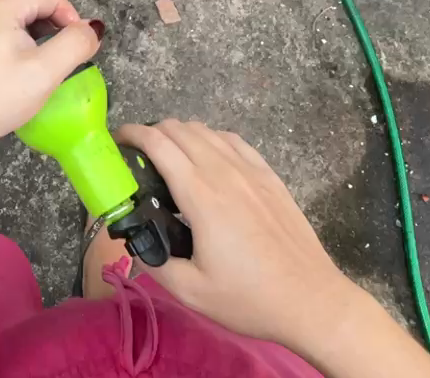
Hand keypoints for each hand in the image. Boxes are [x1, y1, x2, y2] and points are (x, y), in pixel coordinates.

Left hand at [0, 0, 102, 156]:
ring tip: (28, 76)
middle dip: (48, 32)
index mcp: (2, 5)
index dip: (72, 20)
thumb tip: (92, 28)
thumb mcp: (44, 73)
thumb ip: (75, 44)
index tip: (80, 49)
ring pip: (4, 23)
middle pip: (26, 8)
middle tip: (56, 67)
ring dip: (24, 42)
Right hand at [114, 120, 364, 353]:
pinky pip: (231, 139)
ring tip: (170, 156)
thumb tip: (136, 243)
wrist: (313, 301)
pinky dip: (210, 138)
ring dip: (179, 134)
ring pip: (204, 129)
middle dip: (151, 132)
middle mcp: (222, 171)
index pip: (157, 142)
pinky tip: (208, 156)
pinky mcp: (268, 174)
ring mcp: (249, 169)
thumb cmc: (250, 297)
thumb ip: (155, 263)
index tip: (117, 141)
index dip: (131, 133)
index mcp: (200, 194)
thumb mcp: (192, 293)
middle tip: (139, 156)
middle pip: (177, 128)